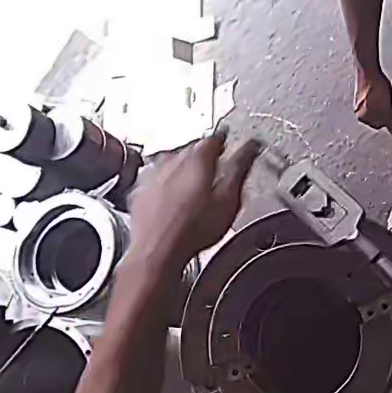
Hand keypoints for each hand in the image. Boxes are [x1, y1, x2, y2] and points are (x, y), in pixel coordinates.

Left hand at [126, 131, 260, 269]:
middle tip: (216, 170)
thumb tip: (249, 149)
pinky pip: (158, 181)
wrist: (157, 251)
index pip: (213, 140)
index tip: (229, 148)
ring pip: (173, 164)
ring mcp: (153, 176)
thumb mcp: (228, 200)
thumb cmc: (192, 230)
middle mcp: (171, 162)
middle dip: (204, 157)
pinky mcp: (141, 192)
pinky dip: (168, 186)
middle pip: (191, 150)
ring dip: (185, 171)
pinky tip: (174, 201)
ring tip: (196, 188)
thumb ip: (239, 170)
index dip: (224, 144)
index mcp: (196, 159)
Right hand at [354, 68, 391, 134]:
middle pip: (377, 118)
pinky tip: (385, 95)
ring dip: (386, 108)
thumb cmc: (377, 90)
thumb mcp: (387, 110)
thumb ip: (391, 123)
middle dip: (388, 115)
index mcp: (362, 117)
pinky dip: (381, 100)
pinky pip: (374, 100)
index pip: (379, 125)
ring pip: (376, 109)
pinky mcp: (362, 92)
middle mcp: (359, 111)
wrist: (369, 70)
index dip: (390, 123)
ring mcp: (360, 101)